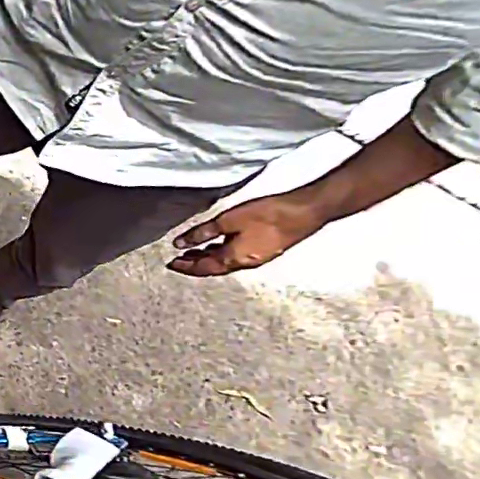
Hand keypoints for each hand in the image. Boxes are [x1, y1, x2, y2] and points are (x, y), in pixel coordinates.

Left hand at [166, 192, 326, 276]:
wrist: (309, 209)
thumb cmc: (266, 215)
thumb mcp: (225, 222)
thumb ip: (200, 234)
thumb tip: (178, 245)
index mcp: (235, 259)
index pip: (203, 268)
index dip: (185, 267)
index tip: (170, 264)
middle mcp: (248, 263)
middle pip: (214, 268)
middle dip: (194, 265)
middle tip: (177, 260)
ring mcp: (260, 257)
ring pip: (226, 262)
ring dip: (207, 258)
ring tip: (190, 252)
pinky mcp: (268, 249)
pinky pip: (237, 256)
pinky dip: (221, 253)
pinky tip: (214, 245)